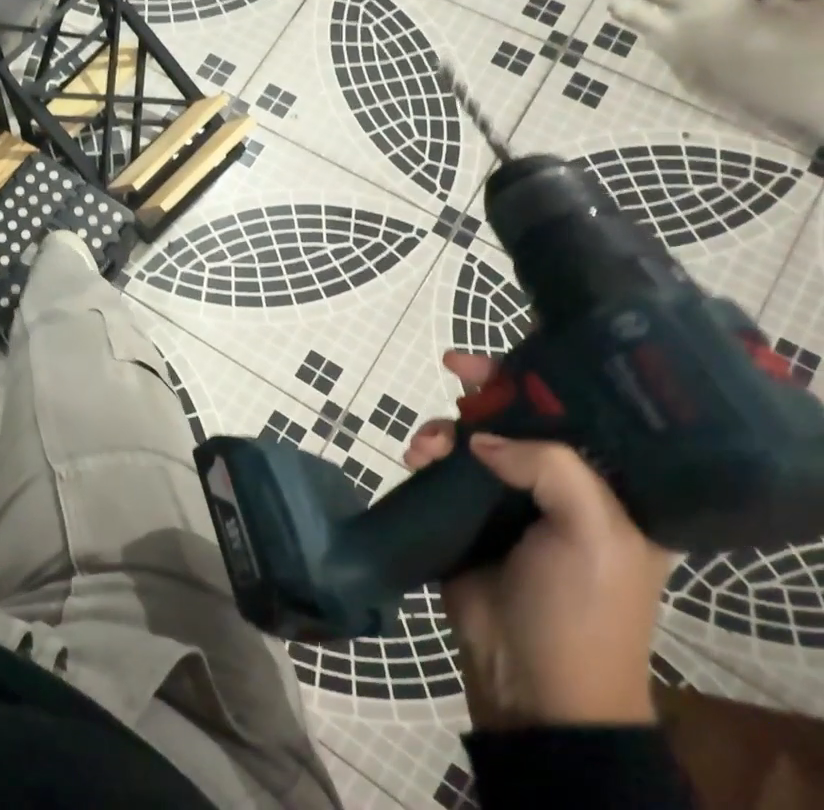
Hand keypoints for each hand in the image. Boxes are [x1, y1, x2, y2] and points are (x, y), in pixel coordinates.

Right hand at [405, 351, 674, 729]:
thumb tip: (482, 440)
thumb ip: (551, 469)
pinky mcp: (468, 521)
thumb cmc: (581, 605)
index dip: (552, 380)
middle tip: (452, 370)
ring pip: (478, 442)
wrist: (531, 675)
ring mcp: (515, 505)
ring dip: (447, 430)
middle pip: (527, 422)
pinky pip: (445, 472)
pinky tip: (413, 458)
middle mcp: (570, 490)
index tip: (510, 358)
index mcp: (621, 493)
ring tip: (423, 445)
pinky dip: (428, 456)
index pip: (591, 418)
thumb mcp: (592, 532)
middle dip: (488, 394)